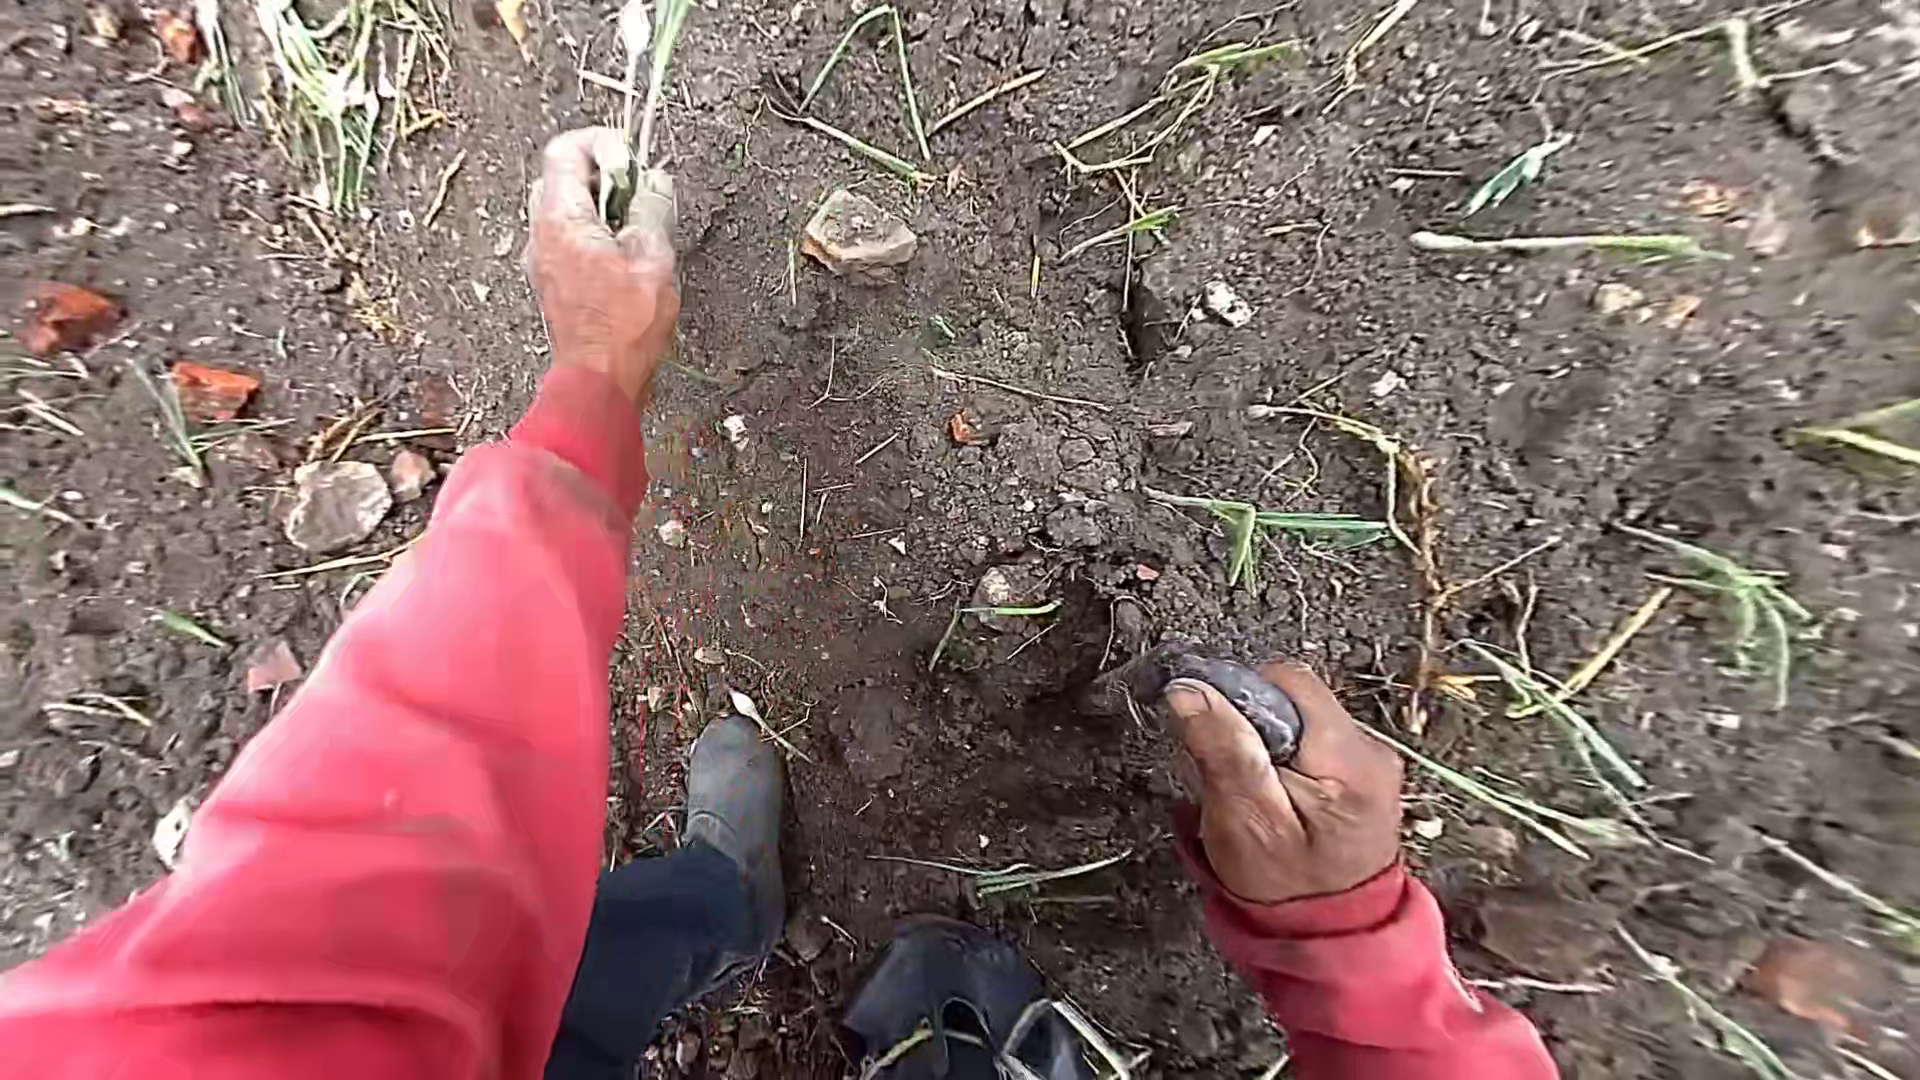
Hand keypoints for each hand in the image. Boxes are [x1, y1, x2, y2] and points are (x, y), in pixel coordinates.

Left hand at [526, 127, 678, 406]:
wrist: (600, 381)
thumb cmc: (626, 328)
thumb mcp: (654, 262)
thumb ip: (653, 213)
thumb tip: (656, 183)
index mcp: (561, 218)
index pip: (566, 150)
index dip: (603, 145)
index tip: (637, 164)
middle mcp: (541, 233)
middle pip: (564, 179)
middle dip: (605, 179)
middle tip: (642, 199)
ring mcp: (543, 261)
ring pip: (567, 213)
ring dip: (602, 212)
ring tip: (640, 235)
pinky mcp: (553, 286)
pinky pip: (570, 243)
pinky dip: (596, 239)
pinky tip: (626, 264)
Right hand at [1165, 661, 1403, 903]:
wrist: (1328, 940)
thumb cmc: (1284, 886)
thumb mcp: (1243, 818)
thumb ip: (1221, 748)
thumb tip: (1189, 689)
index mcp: (1349, 758)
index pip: (1285, 681)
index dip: (1239, 694)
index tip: (1215, 728)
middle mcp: (1368, 749)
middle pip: (1288, 696)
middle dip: (1247, 720)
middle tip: (1228, 767)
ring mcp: (1364, 761)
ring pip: (1291, 714)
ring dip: (1256, 736)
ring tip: (1244, 782)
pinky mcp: (1353, 772)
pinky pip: (1301, 737)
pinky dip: (1272, 751)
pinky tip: (1263, 786)